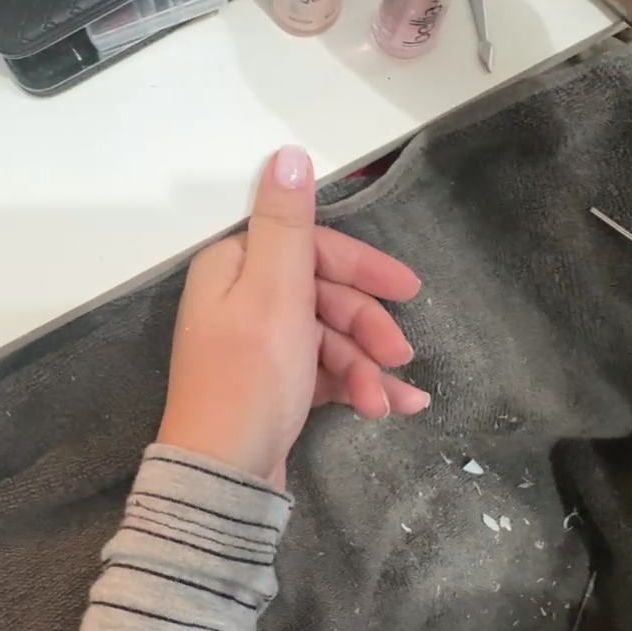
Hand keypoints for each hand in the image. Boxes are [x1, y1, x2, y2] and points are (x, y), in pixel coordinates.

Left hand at [156, 146, 427, 485]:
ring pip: (328, 336)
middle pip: (322, 293)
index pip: (309, 248)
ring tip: (387, 400)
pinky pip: (323, 369)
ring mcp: (258, 345)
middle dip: (366, 324)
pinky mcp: (274, 383)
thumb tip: (288, 153)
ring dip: (364, 365)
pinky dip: (355, 385)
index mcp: (235, 269)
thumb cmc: (250, 379)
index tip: (408, 288)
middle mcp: (242, 300)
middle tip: (401, 353)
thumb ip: (286, 224)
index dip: (361, 266)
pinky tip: (389, 407)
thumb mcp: (273, 293)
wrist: (223, 477)